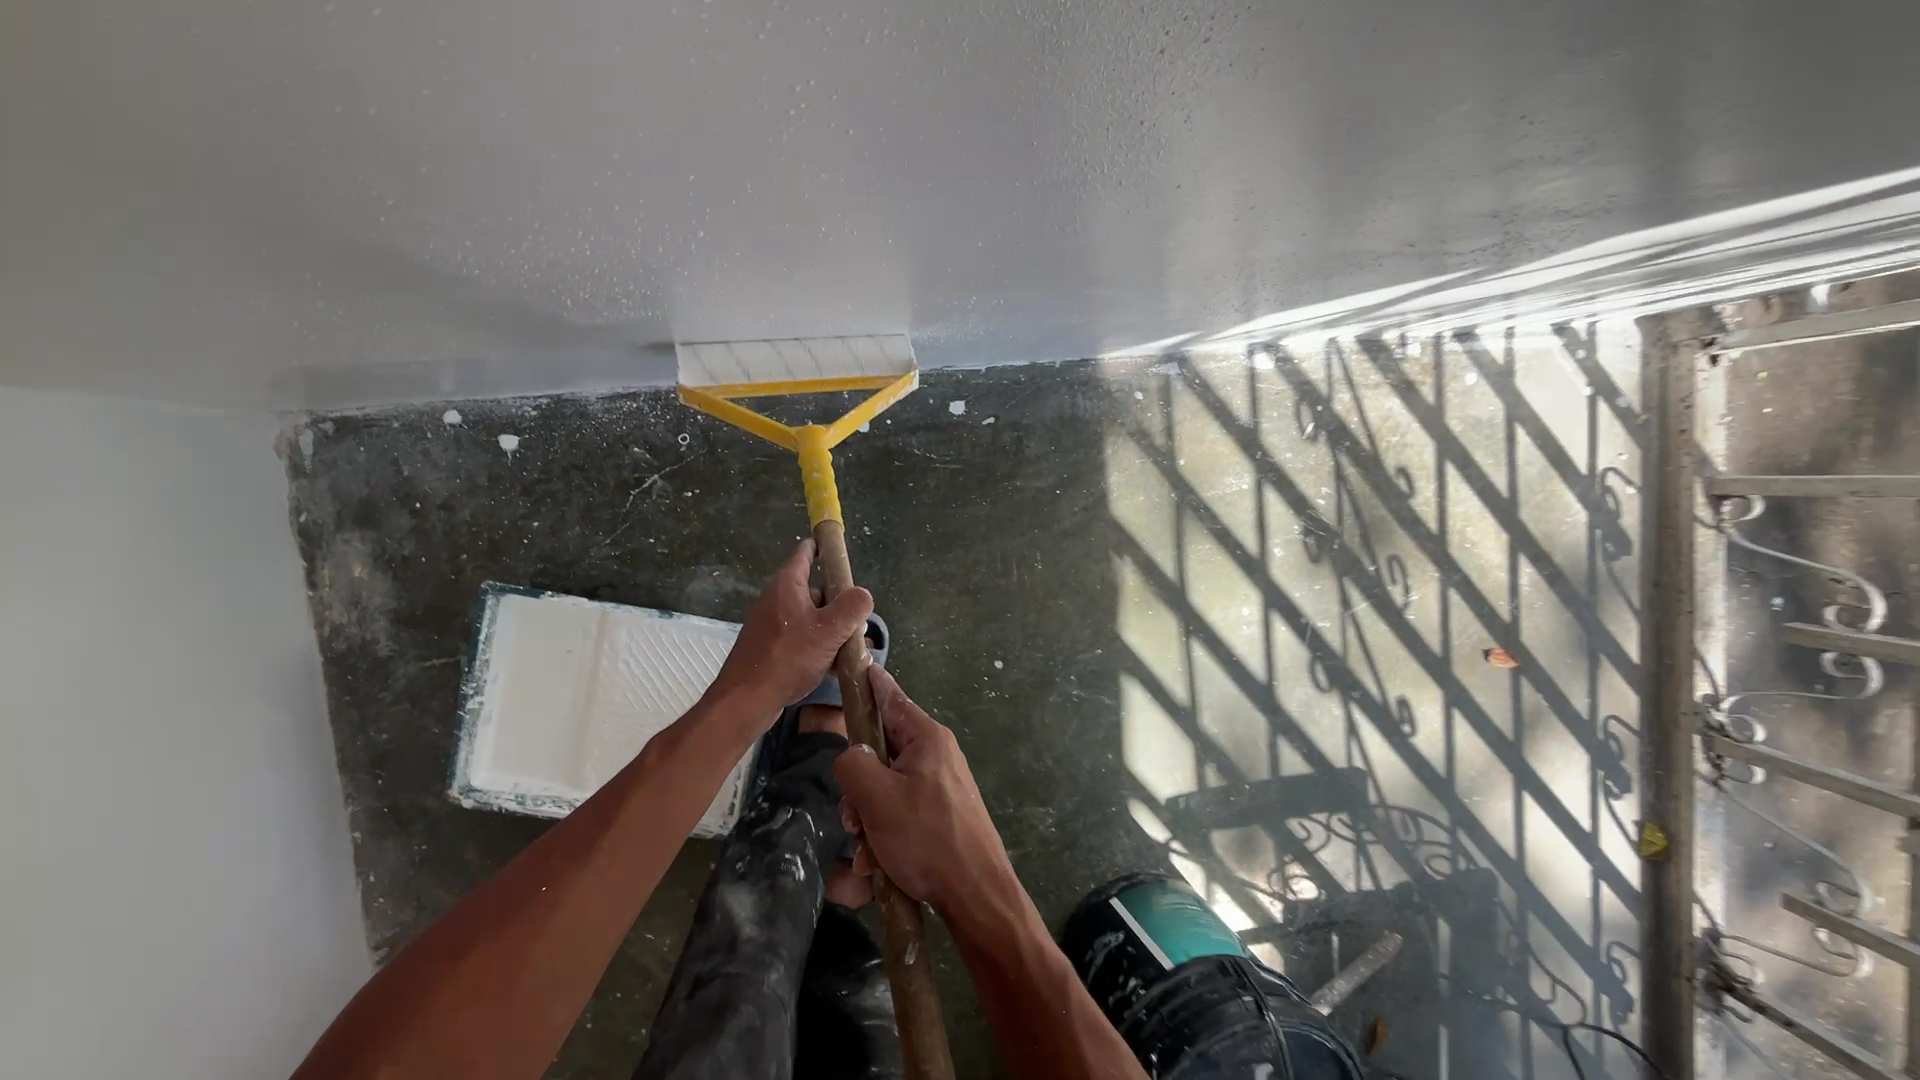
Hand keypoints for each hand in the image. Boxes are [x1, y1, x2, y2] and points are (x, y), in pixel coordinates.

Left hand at [707, 539, 873, 724]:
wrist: (747, 699)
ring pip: (813, 620)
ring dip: (835, 632)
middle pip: (817, 592)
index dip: (824, 548)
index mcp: (787, 585)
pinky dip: (821, 648)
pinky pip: (803, 640)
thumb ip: (853, 607)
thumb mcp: (829, 630)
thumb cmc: (787, 658)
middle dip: (841, 606)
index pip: (806, 553)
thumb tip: (863, 595)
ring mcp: (773, 625)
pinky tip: (838, 667)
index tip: (841, 551)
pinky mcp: (772, 648)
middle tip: (861, 624)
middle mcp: (778, 600)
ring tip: (856, 649)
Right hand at [834, 666, 1014, 913]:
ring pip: (885, 789)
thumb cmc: (928, 838)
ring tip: (867, 853)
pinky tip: (878, 866)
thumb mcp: (877, 797)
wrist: (976, 893)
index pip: (890, 697)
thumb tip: (852, 755)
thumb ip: (853, 763)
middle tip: (853, 820)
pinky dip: (884, 837)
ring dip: (867, 820)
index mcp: (926, 738)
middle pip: (879, 752)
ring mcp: (939, 786)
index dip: (869, 682)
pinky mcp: (940, 815)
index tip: (856, 661)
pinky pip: (900, 814)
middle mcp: (935, 755)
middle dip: (858, 789)